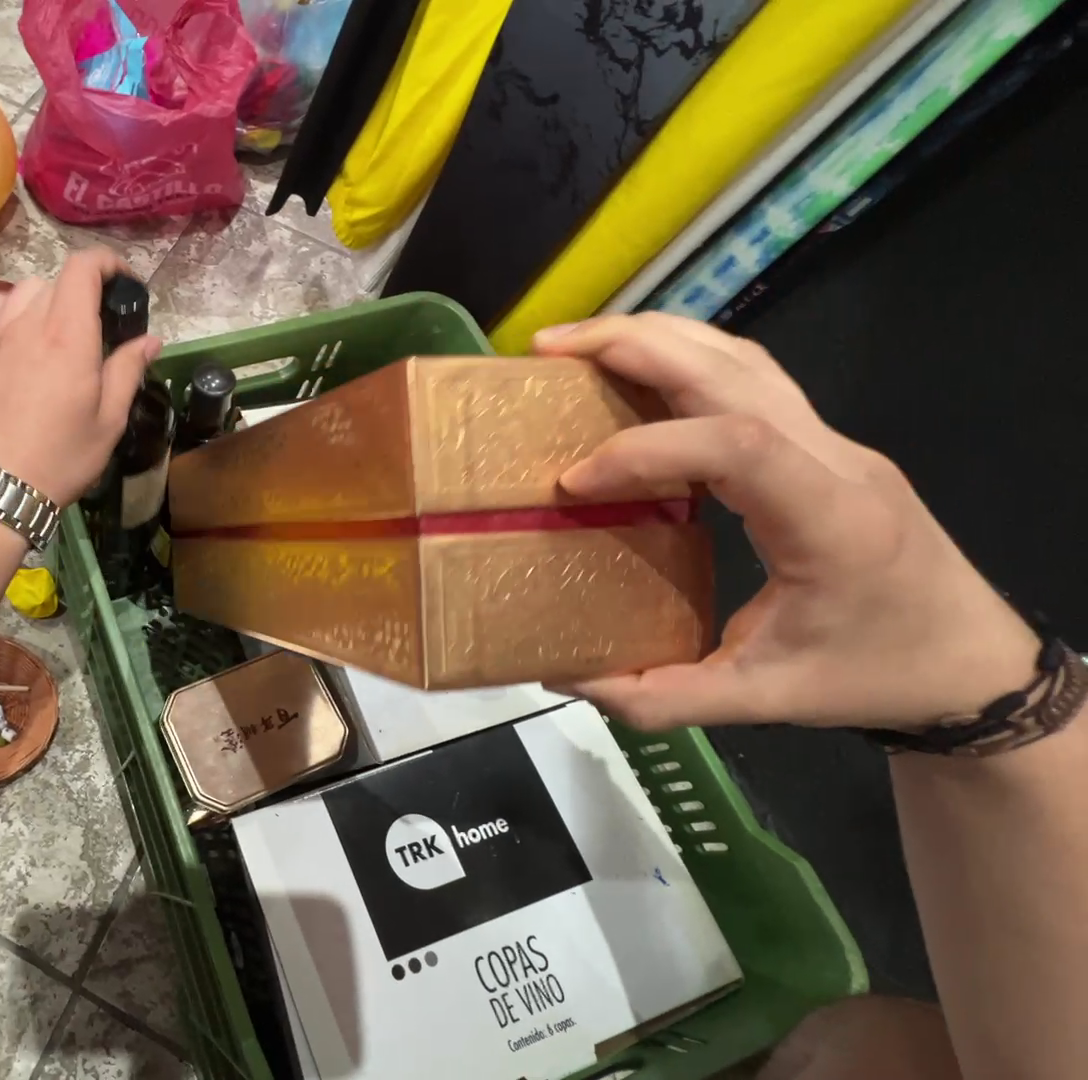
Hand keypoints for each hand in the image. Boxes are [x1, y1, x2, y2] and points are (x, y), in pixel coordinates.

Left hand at [0, 249, 160, 505]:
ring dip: (46, 300)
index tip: (123, 283)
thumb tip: (150, 340)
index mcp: (69, 335)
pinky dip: (8, 307)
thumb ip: (128, 371)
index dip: (107, 264)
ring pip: (23, 290)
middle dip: (82, 292)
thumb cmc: (59, 457)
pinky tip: (16, 331)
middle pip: (57, 279)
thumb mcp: (108, 421)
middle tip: (95, 326)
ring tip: (56, 331)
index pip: (84, 268)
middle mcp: (29, 322)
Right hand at [535, 313, 1037, 731]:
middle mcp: (836, 459)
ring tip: (574, 345)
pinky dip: (677, 356)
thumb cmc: (870, 676)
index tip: (573, 483)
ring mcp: (831, 440)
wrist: (972, 661)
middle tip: (549, 349)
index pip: (736, 444)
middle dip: (632, 345)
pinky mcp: (817, 440)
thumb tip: (561, 675)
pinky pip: (743, 375)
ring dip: (653, 338)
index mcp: (830, 520)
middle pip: (733, 367)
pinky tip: (629, 368)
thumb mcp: (760, 701)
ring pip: (739, 356)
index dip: (644, 450)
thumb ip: (658, 696)